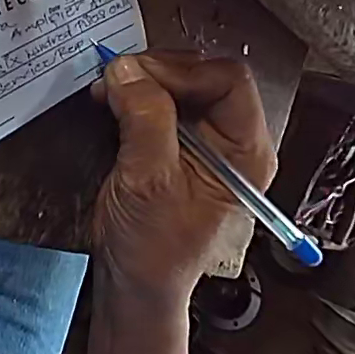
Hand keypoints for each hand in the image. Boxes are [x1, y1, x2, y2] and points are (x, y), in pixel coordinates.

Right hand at [90, 52, 275, 305]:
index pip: (230, 82)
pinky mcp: (178, 141)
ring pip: (182, 83)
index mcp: (245, 151)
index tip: (139, 77)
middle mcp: (232, 138)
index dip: (184, 71)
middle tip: (117, 76)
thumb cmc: (152, 247)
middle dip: (160, 71)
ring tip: (108, 88)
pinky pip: (162, 100)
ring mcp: (205, 138)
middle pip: (206, 75)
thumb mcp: (149, 182)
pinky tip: (112, 98)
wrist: (134, 284)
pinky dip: (136, 92)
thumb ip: (144, 120)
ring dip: (144, 79)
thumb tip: (125, 68)